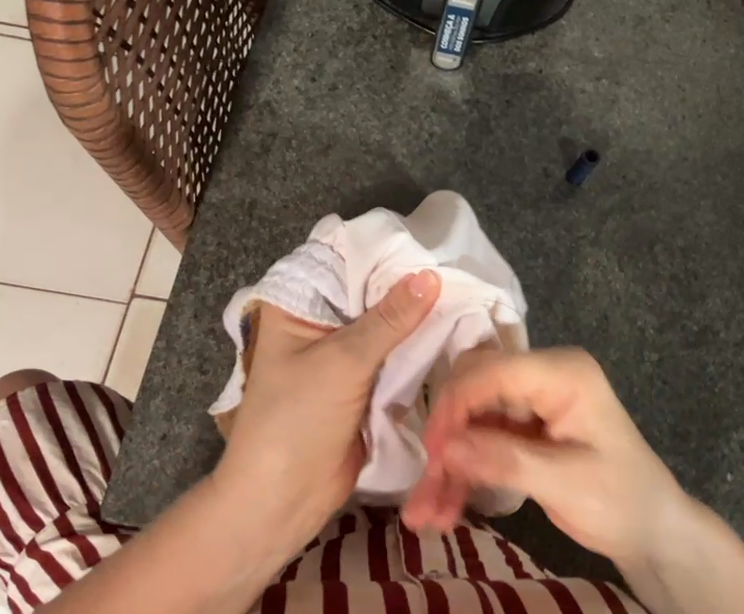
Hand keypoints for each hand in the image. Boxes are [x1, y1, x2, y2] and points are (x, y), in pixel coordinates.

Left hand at [213, 269, 439, 549]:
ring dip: (415, 317)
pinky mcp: (361, 383)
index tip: (429, 241)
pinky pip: (393, 355)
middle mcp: (317, 320)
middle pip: (367, 291)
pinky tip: (451, 330)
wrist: (281, 501)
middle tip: (456, 267)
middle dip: (406, 285)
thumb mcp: (343, 362)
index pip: (342, 259)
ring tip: (462, 293)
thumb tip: (430, 276)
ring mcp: (340, 353)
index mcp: (295, 302)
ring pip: (384, 324)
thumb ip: (389, 319)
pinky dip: (416, 347)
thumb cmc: (296, 420)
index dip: (382, 250)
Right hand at [402, 348, 685, 563]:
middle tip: (427, 484)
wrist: (651, 530)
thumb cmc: (621, 499)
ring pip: (470, 416)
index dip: (455, 406)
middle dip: (447, 436)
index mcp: (561, 372)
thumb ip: (505, 460)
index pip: (492, 371)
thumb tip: (445, 448)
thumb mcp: (566, 483)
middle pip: (473, 386)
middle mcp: (541, 375)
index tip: (432, 453)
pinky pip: (479, 437)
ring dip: (448, 461)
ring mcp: (530, 399)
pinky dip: (462, 470)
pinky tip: (444, 507)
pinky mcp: (522, 425)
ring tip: (425, 510)